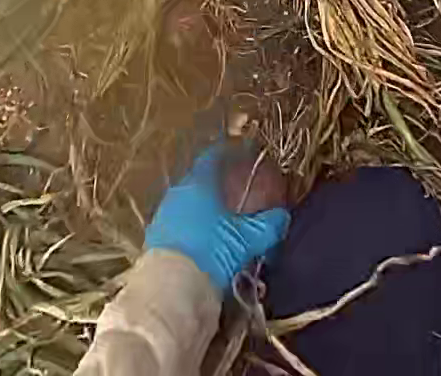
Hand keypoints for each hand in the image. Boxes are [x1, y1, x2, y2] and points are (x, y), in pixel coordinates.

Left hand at [145, 145, 290, 290]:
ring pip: (189, 200)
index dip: (228, 152)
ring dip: (205, 205)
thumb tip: (283, 217)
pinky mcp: (157, 235)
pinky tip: (204, 238)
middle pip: (201, 178)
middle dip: (218, 182)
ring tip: (222, 217)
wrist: (172, 289)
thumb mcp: (245, 240)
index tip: (242, 152)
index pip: (213, 156)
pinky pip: (179, 220)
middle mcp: (179, 191)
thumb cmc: (211, 252)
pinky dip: (193, 223)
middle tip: (236, 189)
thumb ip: (266, 226)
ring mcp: (165, 212)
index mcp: (199, 183)